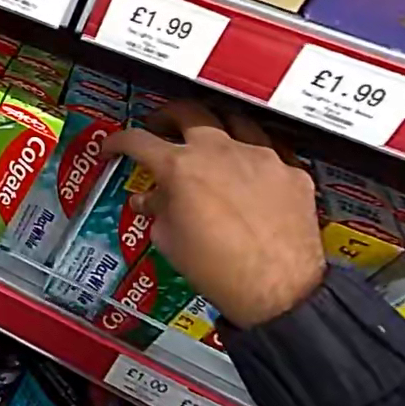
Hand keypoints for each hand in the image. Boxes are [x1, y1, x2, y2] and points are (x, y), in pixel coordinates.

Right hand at [106, 101, 325, 327]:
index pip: (138, 140)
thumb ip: (157, 210)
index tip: (114, 147)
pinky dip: (253, 154)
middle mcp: (218, 151)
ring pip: (233, 118)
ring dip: (214, 124)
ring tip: (208, 136)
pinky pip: (270, 149)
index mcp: (180, 167)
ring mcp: (259, 156)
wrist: (280, 293)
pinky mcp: (291, 171)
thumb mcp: (170, 240)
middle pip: (187, 112)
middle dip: (166, 116)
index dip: (118, 142)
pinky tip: (250, 167)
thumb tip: (151, 201)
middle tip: (160, 127)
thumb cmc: (220, 271)